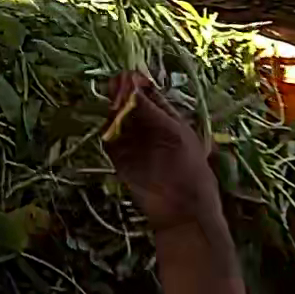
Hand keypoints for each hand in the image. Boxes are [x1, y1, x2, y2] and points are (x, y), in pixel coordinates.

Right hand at [103, 73, 222, 231]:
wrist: (183, 212)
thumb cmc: (187, 168)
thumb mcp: (173, 132)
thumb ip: (149, 108)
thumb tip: (127, 82)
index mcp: (162, 113)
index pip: (143, 89)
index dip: (133, 82)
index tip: (124, 81)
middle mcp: (144, 122)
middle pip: (125, 100)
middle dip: (118, 95)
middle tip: (115, 98)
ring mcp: (131, 138)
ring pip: (114, 117)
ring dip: (112, 114)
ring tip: (114, 116)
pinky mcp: (119, 156)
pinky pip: (107, 137)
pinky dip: (107, 133)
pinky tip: (111, 135)